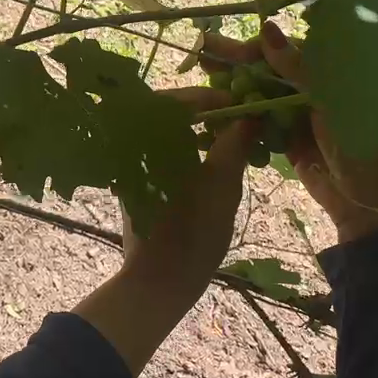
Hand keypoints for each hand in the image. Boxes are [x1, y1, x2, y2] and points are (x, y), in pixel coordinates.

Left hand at [72, 78, 256, 376]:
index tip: (241, 103)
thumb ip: (234, 144)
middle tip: (236, 117)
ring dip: (196, 129)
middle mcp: (130, 144)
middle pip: (167, 112)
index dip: (210, 96)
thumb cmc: (192, 233)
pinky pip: (159, 150)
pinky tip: (210, 157)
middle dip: (204, 110)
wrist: (157, 281)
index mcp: (145, 138)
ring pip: (164, 131)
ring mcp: (129, 163)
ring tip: (230, 137)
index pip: (176, 100)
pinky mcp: (134, 179)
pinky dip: (184, 147)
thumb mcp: (223, 185)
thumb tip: (248, 115)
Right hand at [206, 21, 377, 244]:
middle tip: (203, 55)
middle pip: (272, 72)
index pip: (289, 52)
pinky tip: (214, 109)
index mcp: (337, 77)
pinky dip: (241, 119)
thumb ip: (297, 68)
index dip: (256, 48)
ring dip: (234, 89)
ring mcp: (304, 120)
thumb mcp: (332, 102)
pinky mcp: (292, 145)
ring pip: (263, 98)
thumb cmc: (366, 148)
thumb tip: (266, 28)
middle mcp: (319, 94)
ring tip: (203, 78)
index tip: (226, 48)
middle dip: (238, 64)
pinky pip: (262, 126)